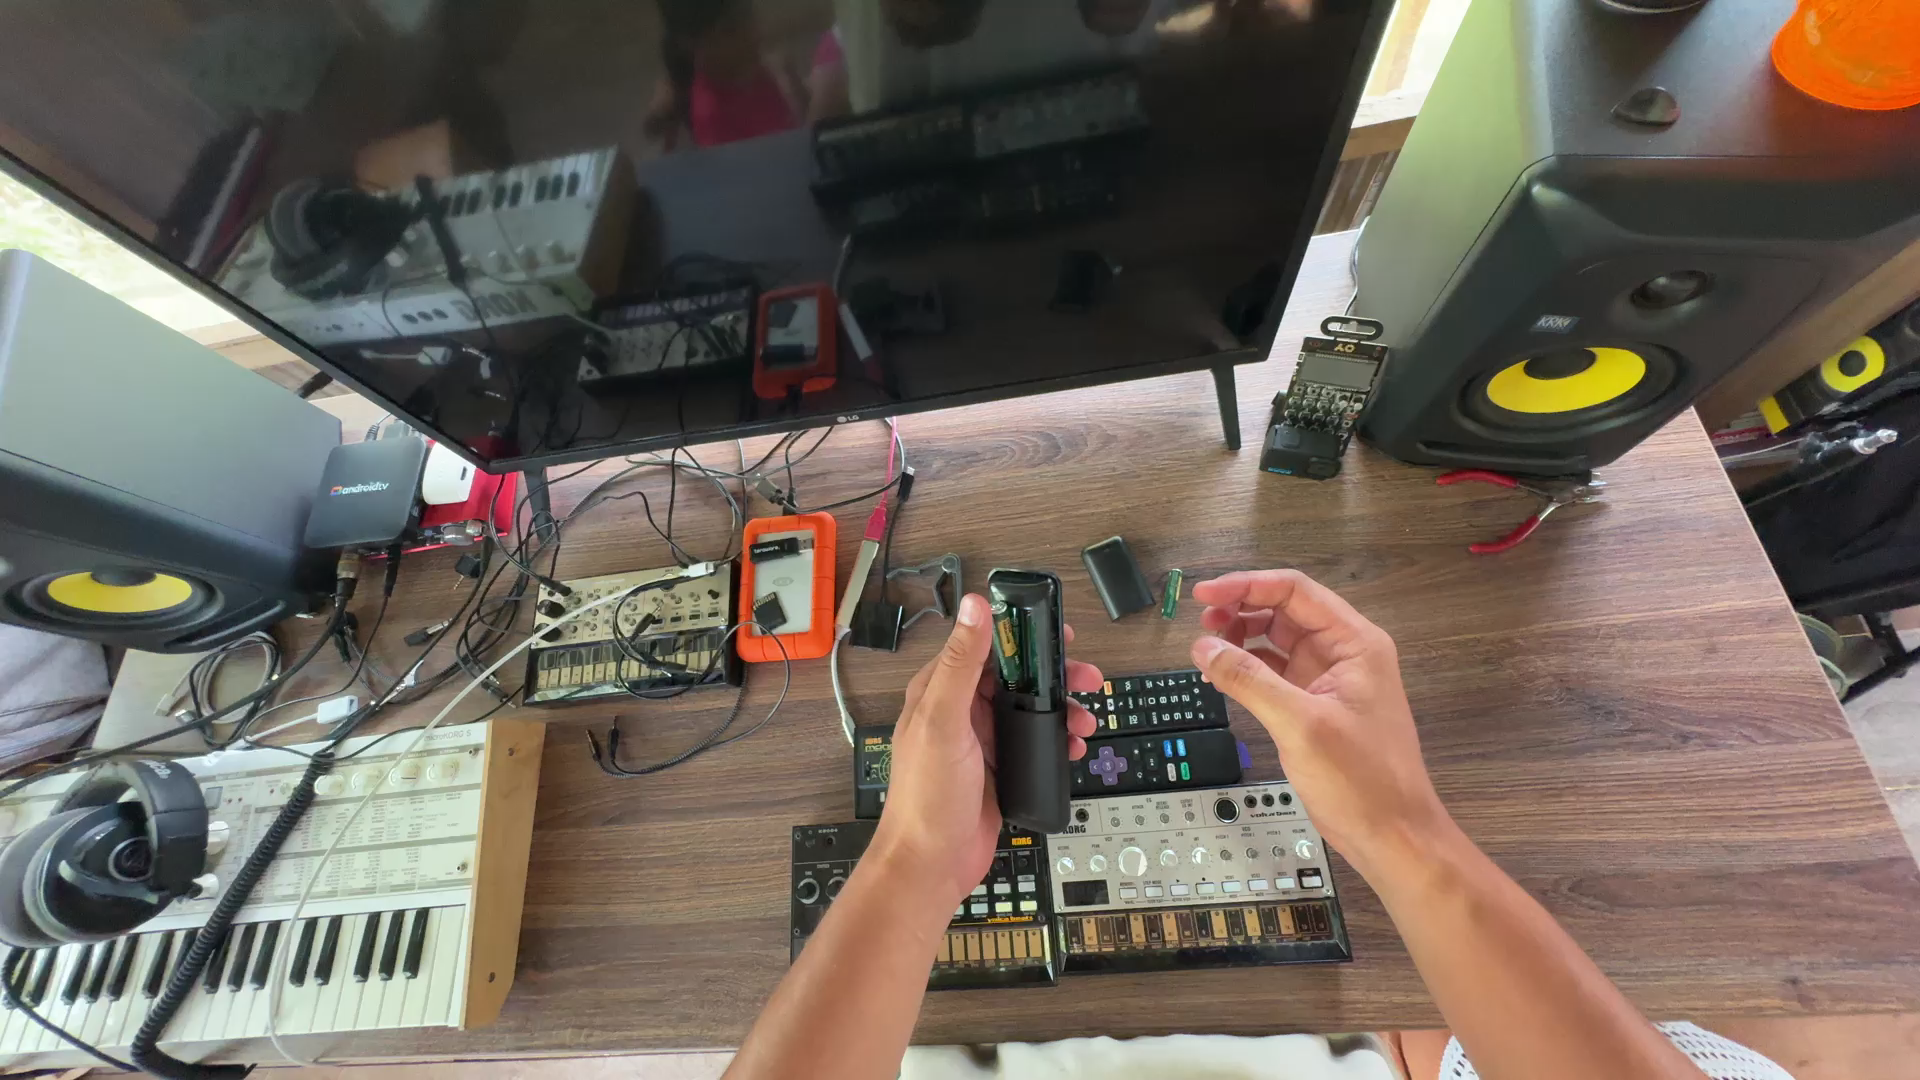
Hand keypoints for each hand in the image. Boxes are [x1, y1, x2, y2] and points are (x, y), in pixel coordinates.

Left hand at [871, 593, 1099, 908]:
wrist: (932, 865)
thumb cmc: (927, 794)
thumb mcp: (944, 720)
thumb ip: (960, 663)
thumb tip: (974, 606)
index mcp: (941, 690)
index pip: (985, 647)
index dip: (1022, 635)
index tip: (1057, 632)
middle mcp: (962, 709)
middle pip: (1016, 677)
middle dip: (1054, 675)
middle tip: (1088, 677)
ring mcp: (982, 739)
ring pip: (1030, 709)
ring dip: (1061, 708)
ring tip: (1087, 718)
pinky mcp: (1000, 766)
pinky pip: (1035, 741)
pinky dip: (1058, 739)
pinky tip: (1075, 746)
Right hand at [1190, 570, 1448, 876]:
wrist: (1393, 838)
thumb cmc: (1361, 779)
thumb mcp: (1300, 723)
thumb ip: (1249, 679)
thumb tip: (1201, 646)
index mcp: (1353, 642)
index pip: (1295, 591)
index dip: (1246, 586)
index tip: (1203, 595)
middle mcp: (1341, 650)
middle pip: (1283, 609)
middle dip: (1240, 608)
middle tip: (1201, 620)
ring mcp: (1326, 675)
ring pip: (1274, 637)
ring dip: (1239, 635)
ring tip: (1207, 646)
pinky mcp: (1311, 700)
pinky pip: (1271, 668)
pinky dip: (1244, 665)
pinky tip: (1220, 672)